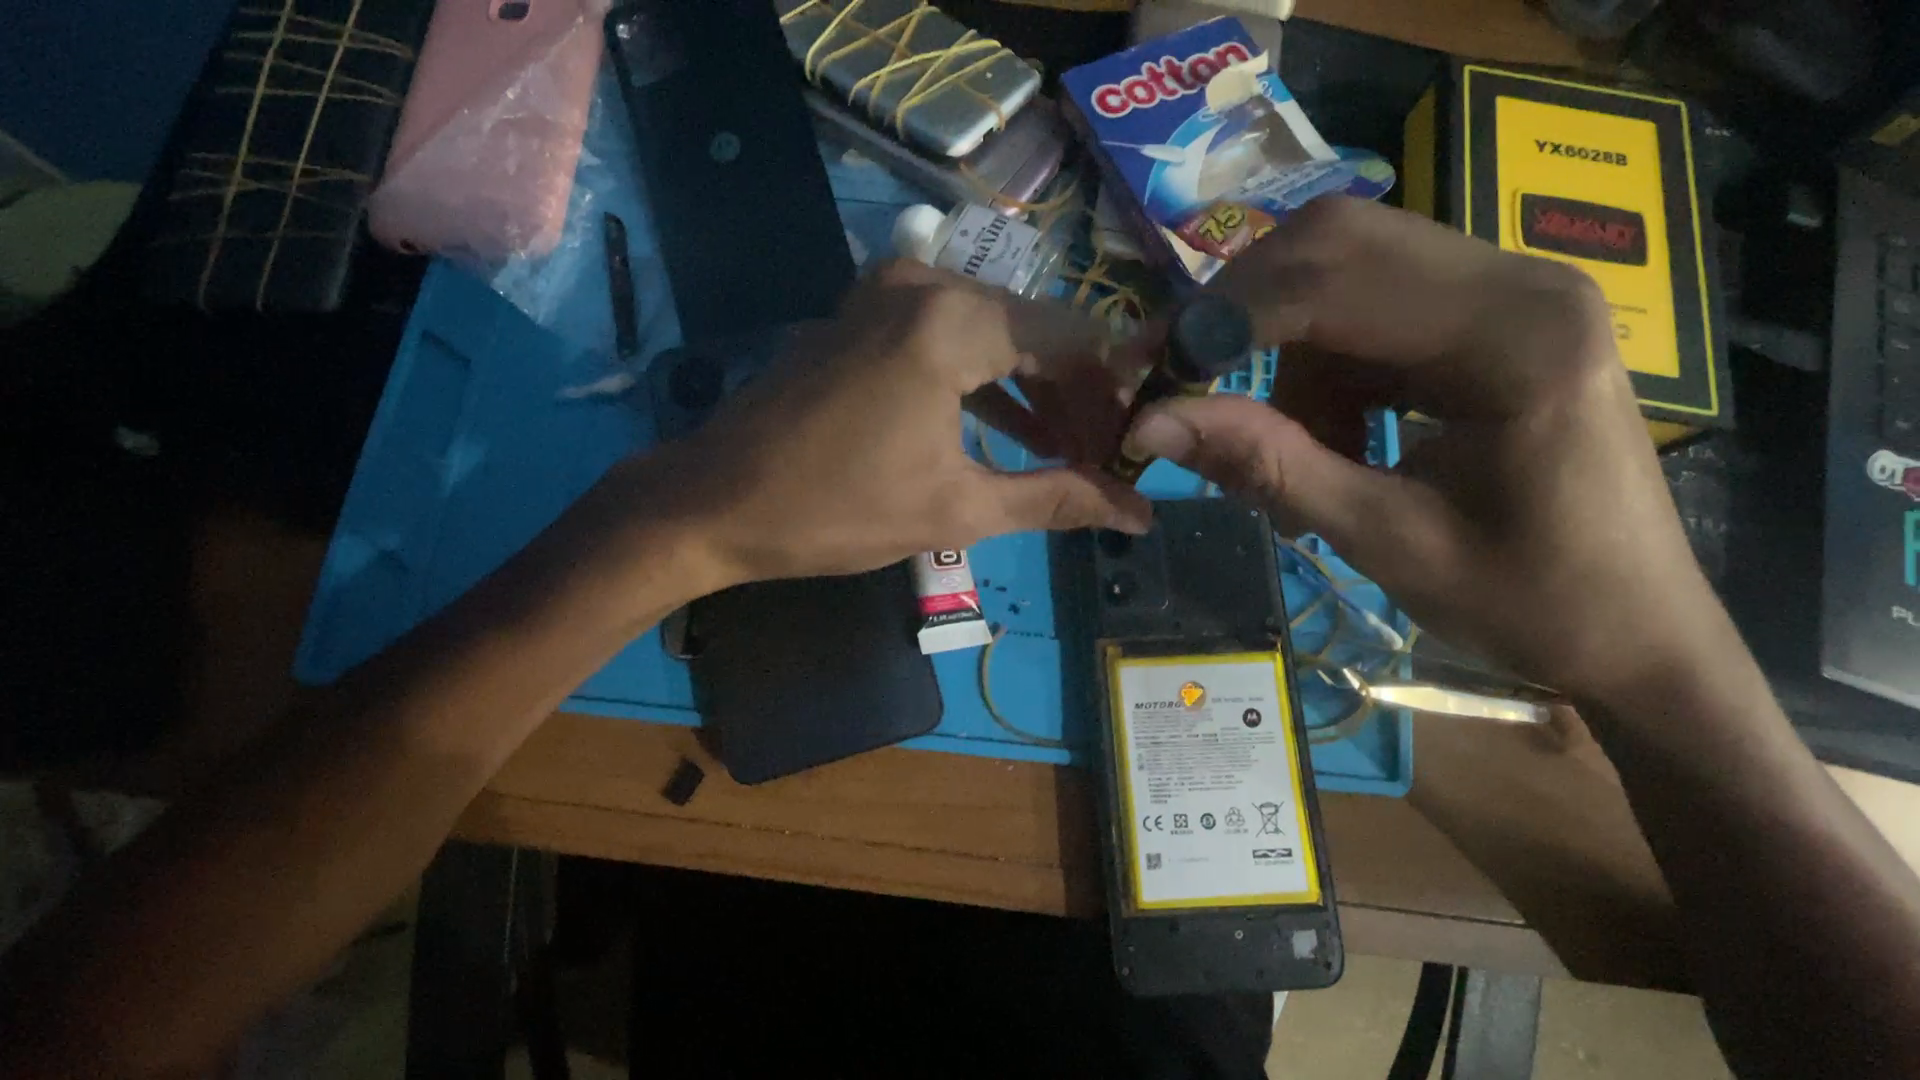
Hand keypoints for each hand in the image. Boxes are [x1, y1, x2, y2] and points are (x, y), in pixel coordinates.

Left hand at [637, 261, 1152, 586]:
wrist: (712, 502)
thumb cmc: (835, 509)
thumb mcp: (957, 508)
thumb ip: (1057, 498)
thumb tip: (1139, 513)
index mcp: (953, 320)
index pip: (1073, 336)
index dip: (1118, 388)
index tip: (1145, 436)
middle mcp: (924, 283)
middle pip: (1034, 328)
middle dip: (1078, 394)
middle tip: (1111, 454)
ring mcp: (885, 292)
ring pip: (992, 331)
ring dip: (1034, 389)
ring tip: (1074, 450)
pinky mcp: (862, 315)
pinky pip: (947, 336)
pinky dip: (984, 379)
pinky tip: (1017, 429)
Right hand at [1123, 197, 1727, 703]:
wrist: (1639, 633)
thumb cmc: (1529, 603)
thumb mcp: (1383, 540)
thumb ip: (1265, 467)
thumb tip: (1147, 424)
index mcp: (1512, 334)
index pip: (1330, 279)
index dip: (1220, 321)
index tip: (1145, 378)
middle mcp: (1519, 281)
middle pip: (1334, 245)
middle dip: (1242, 316)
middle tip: (1185, 390)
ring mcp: (1510, 292)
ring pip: (1343, 273)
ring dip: (1286, 355)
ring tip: (1294, 451)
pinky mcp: (1493, 317)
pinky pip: (1371, 310)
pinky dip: (1323, 368)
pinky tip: (1336, 438)